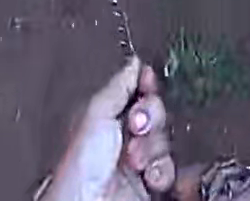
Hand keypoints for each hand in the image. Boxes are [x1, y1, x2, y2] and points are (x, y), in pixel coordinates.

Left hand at [43, 58, 174, 200]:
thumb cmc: (79, 168)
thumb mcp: (95, 114)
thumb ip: (117, 86)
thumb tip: (134, 62)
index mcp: (105, 118)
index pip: (135, 89)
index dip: (145, 83)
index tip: (147, 81)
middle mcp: (122, 138)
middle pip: (154, 111)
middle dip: (150, 115)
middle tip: (137, 125)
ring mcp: (137, 163)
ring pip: (164, 139)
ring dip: (154, 147)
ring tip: (137, 160)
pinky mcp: (150, 187)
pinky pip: (170, 168)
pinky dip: (163, 170)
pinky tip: (150, 176)